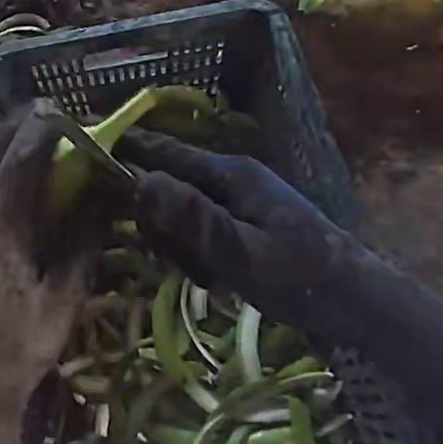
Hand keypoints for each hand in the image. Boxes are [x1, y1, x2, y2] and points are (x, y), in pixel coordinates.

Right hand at [119, 129, 442, 427]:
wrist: (358, 303)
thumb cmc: (300, 278)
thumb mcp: (241, 252)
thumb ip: (191, 216)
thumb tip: (139, 180)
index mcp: (228, 172)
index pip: (161, 151)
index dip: (123, 147)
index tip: (85, 140)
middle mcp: (228, 176)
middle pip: (164, 182)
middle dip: (156, 218)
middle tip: (172, 258)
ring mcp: (234, 197)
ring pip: (177, 208)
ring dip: (175, 240)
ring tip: (198, 273)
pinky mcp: (238, 219)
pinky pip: (194, 225)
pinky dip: (191, 249)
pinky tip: (207, 276)